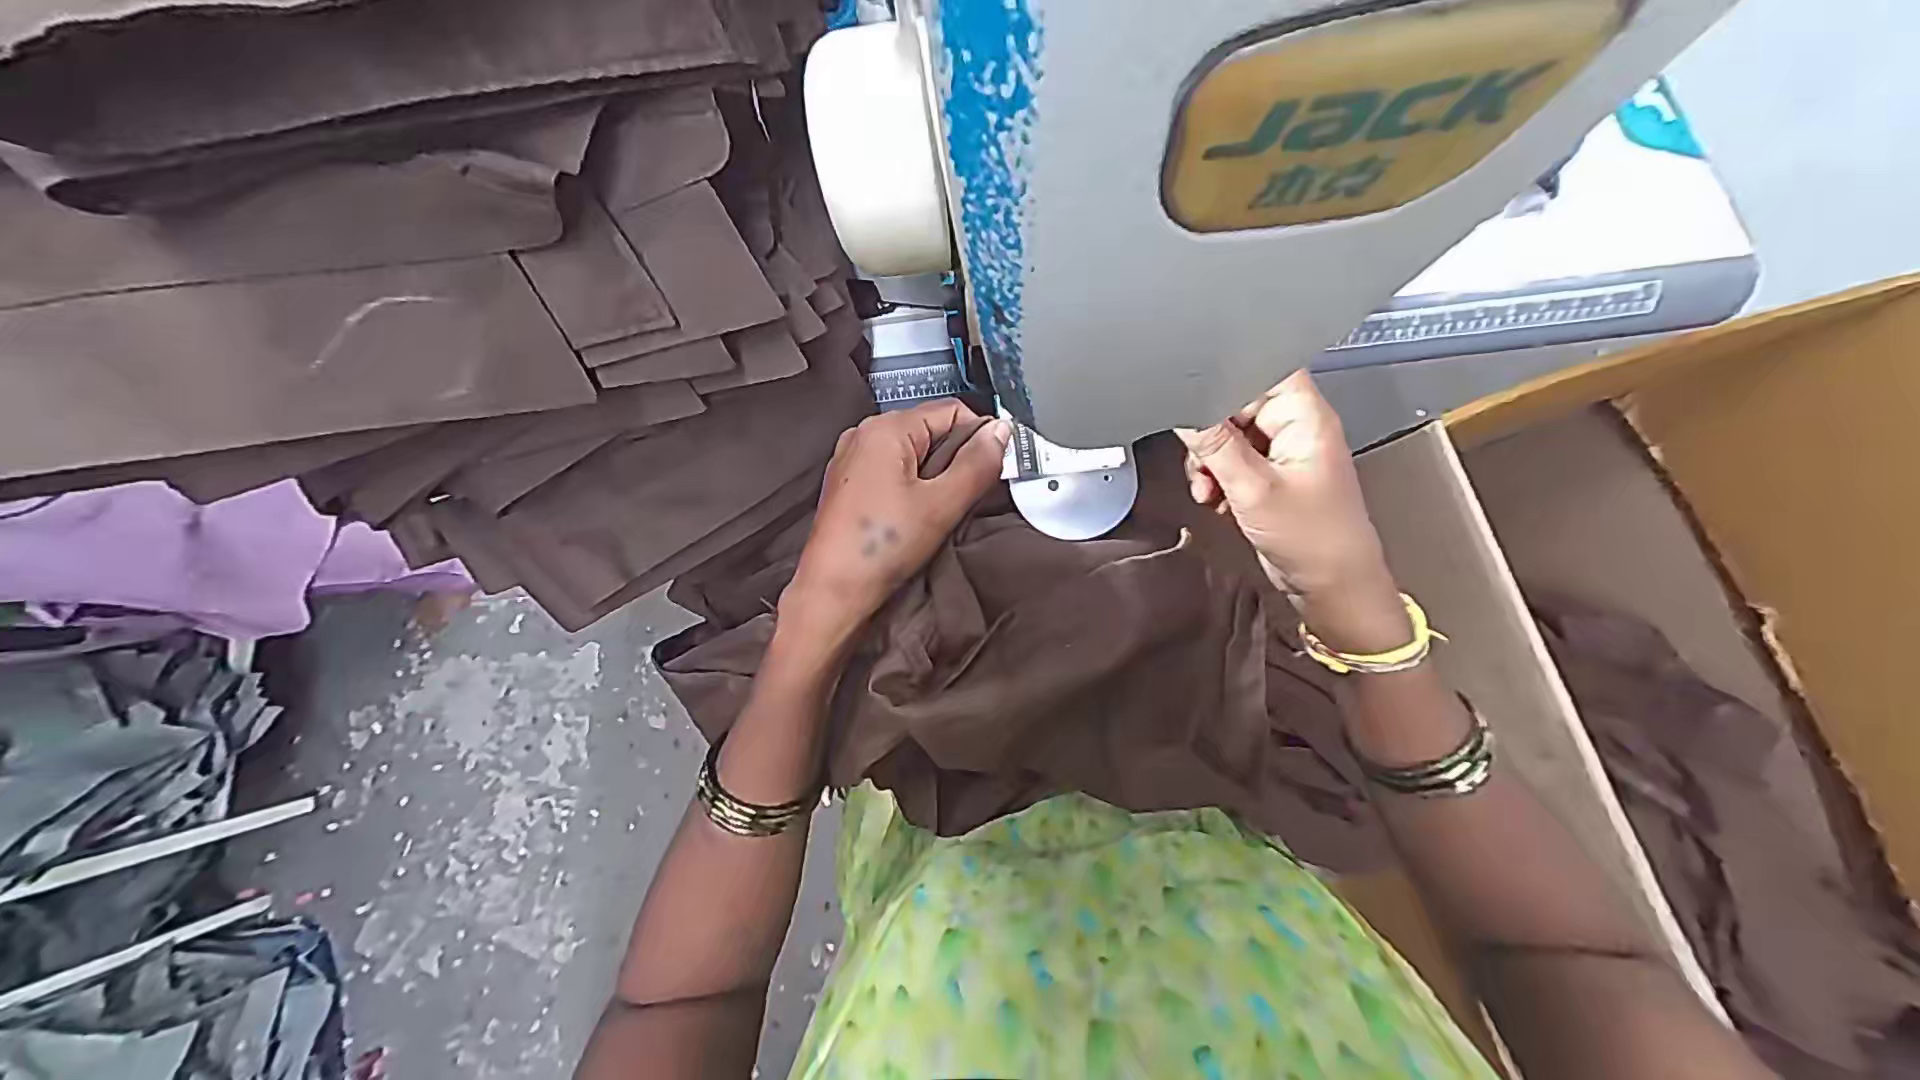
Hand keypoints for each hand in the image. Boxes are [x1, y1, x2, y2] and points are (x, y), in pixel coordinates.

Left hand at [782, 400, 1011, 647]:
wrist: (832, 591)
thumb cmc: (878, 548)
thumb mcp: (942, 504)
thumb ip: (977, 464)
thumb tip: (1001, 431)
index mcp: (885, 429)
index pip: (952, 410)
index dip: (979, 437)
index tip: (990, 470)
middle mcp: (863, 435)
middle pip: (931, 430)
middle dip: (955, 459)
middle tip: (962, 499)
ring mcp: (852, 459)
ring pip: (913, 452)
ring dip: (934, 477)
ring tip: (935, 513)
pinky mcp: (848, 484)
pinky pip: (892, 471)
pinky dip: (911, 488)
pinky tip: (912, 518)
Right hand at [1177, 370, 1408, 650]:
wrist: (1330, 584)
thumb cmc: (1315, 538)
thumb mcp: (1253, 488)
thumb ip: (1215, 446)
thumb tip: (1185, 414)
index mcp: (1304, 416)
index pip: (1260, 368)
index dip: (1226, 378)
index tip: (1196, 400)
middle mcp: (1293, 428)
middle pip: (1236, 404)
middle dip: (1209, 434)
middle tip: (1201, 460)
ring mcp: (1280, 452)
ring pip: (1227, 435)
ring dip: (1208, 461)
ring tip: (1209, 488)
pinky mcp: (1268, 474)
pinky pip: (1230, 461)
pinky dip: (1216, 477)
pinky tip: (1215, 497)